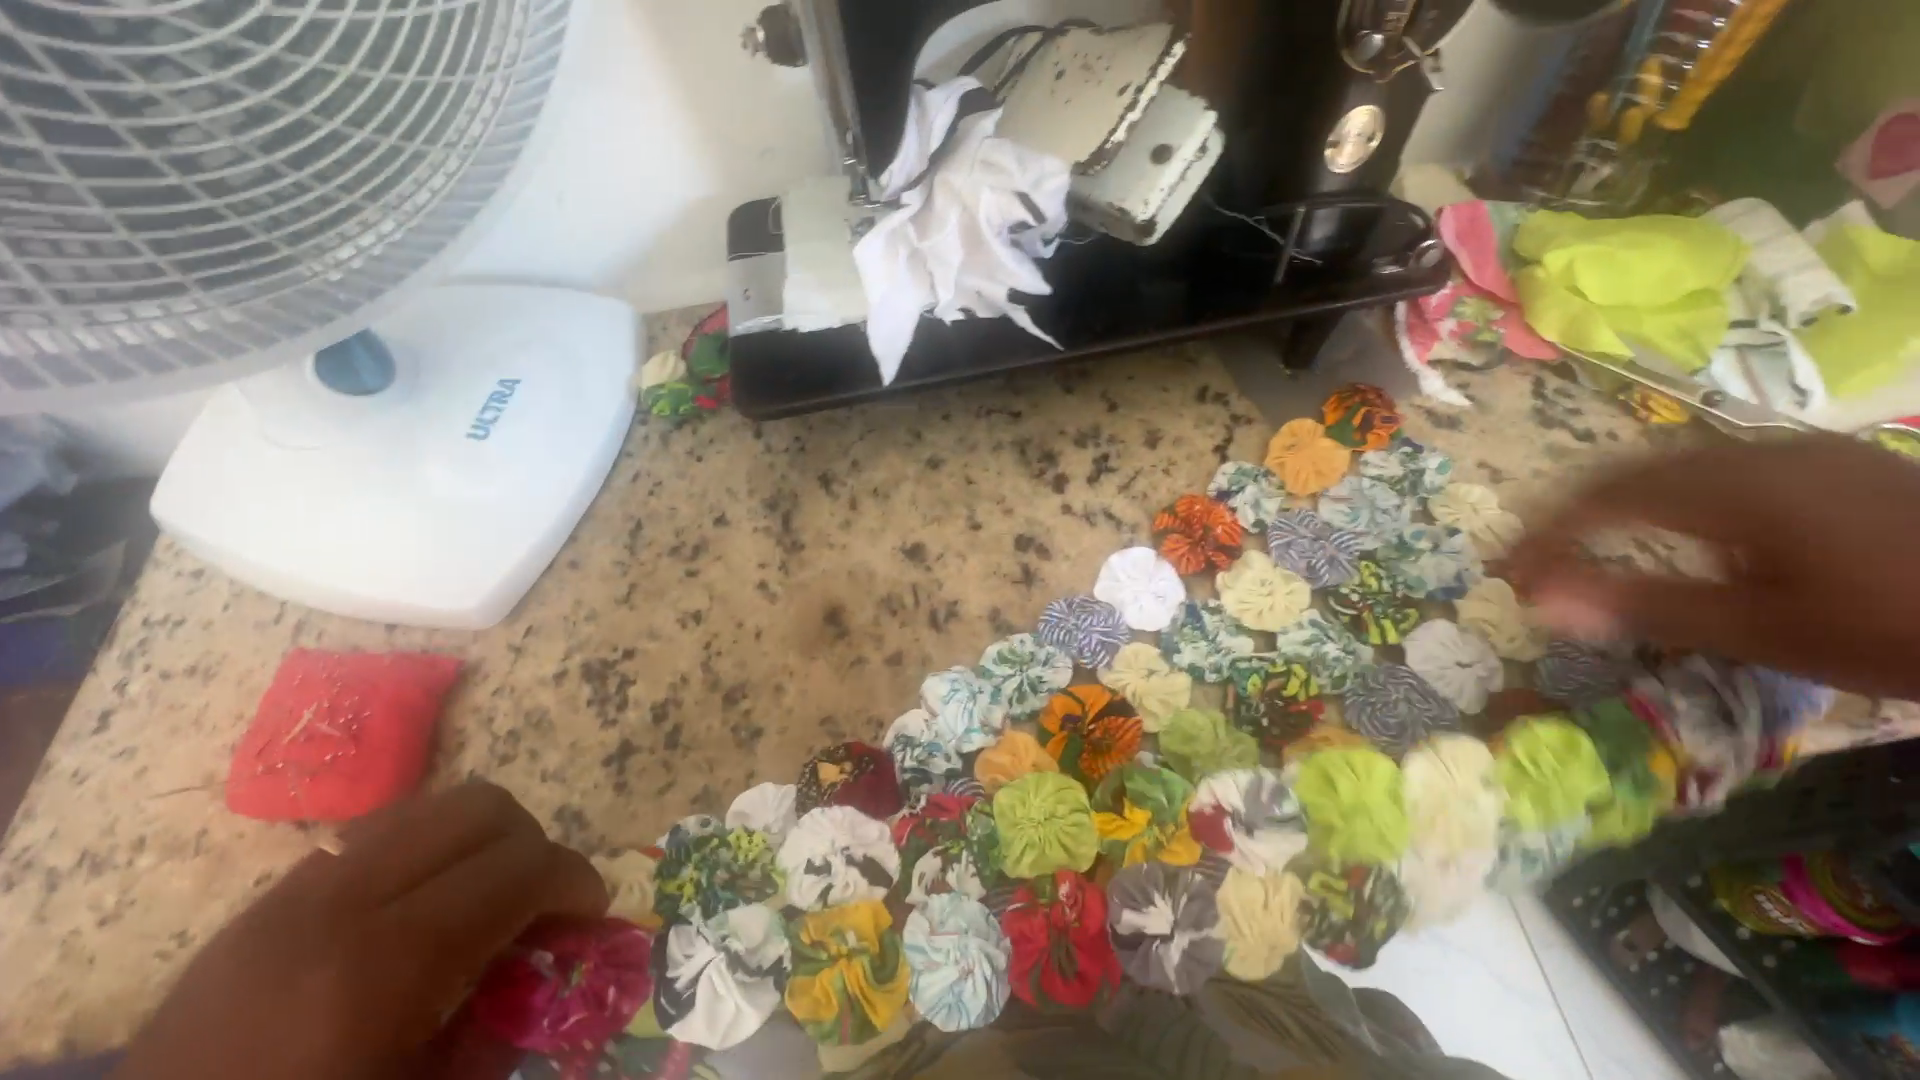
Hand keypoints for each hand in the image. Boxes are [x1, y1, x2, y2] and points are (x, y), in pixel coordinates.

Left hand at [112, 782, 607, 1079]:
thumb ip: (499, 1023)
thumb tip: (553, 964)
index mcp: (387, 963)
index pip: (519, 867)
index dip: (575, 878)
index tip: (589, 912)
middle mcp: (340, 903)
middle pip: (478, 807)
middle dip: (532, 842)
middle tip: (540, 900)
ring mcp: (290, 895)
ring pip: (424, 808)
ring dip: (475, 841)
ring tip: (480, 899)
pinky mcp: (258, 905)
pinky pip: (367, 841)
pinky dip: (417, 857)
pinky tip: (411, 917)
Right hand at [1506, 435, 1919, 700]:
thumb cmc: (1898, 628)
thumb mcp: (1762, 631)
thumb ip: (1642, 607)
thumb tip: (1538, 598)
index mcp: (1736, 488)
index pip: (1603, 497)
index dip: (1545, 531)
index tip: (1508, 571)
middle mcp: (1760, 452)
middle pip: (1632, 468)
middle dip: (1572, 510)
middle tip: (1537, 555)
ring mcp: (1804, 452)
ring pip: (1676, 463)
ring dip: (1620, 501)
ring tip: (1590, 542)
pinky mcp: (1837, 465)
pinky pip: (1723, 468)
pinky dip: (1673, 497)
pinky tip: (1684, 531)